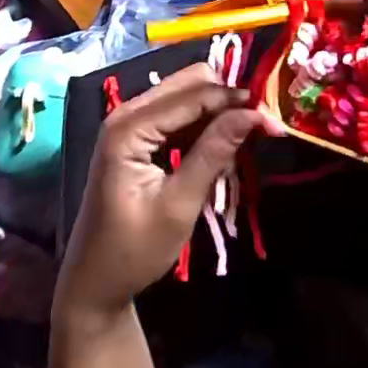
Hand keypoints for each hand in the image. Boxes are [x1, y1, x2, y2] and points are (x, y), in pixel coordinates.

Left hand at [56, 65, 279, 318]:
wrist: (94, 283)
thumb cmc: (134, 251)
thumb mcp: (179, 205)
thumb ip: (214, 153)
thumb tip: (254, 114)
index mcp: (129, 127)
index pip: (193, 96)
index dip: (235, 101)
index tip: (273, 116)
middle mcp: (127, 113)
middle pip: (189, 84)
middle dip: (228, 99)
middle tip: (263, 123)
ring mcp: (131, 123)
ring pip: (186, 96)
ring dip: (218, 111)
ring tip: (251, 134)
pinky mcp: (138, 136)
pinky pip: (178, 115)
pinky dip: (204, 124)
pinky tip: (226, 143)